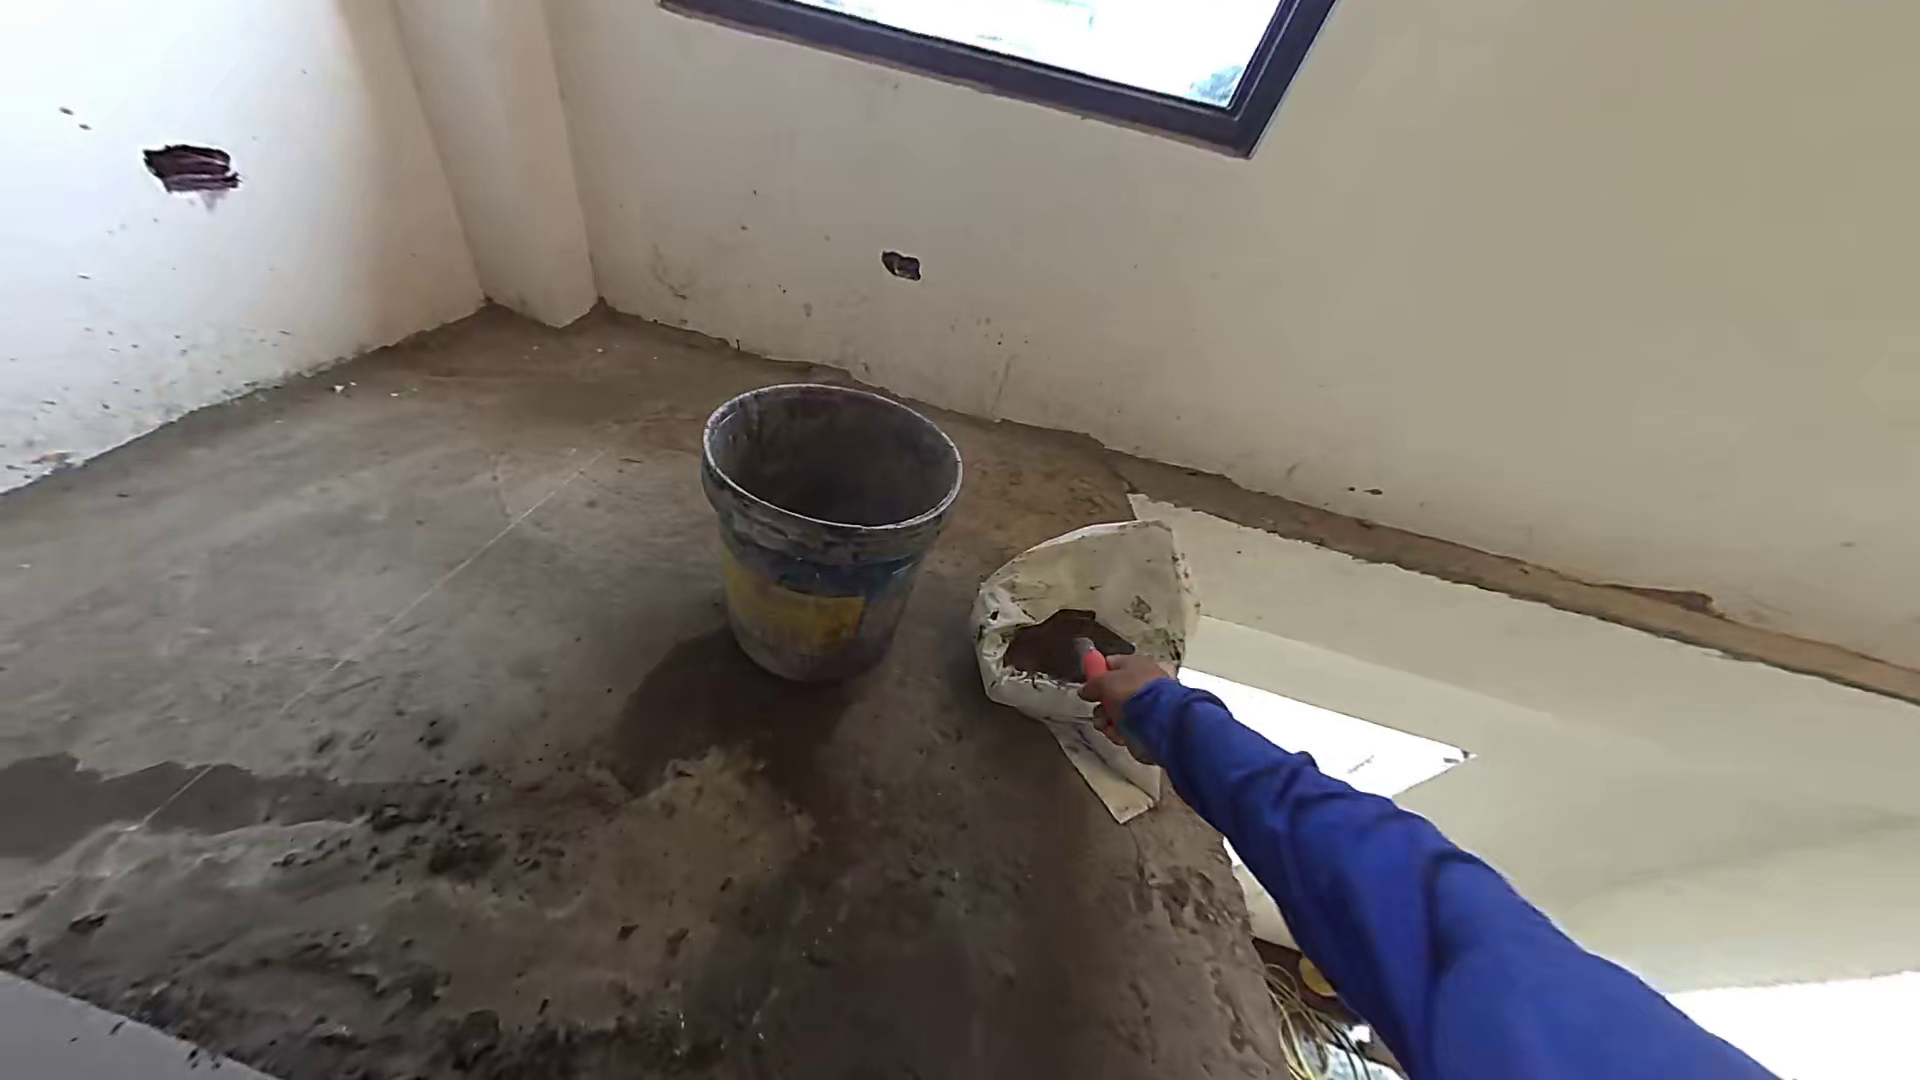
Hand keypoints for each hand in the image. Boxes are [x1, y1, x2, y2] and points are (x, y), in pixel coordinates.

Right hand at [1077, 653, 1173, 747]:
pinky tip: (1117, 733)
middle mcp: (1142, 683)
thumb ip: (1091, 684)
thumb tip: (1085, 690)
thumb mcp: (1104, 681)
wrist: (1159, 722)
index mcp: (1135, 664)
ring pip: (1116, 712)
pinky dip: (1118, 732)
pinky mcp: (1147, 727)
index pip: (1111, 664)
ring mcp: (1146, 706)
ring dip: (1106, 719)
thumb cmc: (1132, 693)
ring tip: (1105, 724)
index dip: (1097, 673)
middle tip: (1098, 708)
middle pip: (1112, 691)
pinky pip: (1125, 728)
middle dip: (1101, 703)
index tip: (1088, 684)